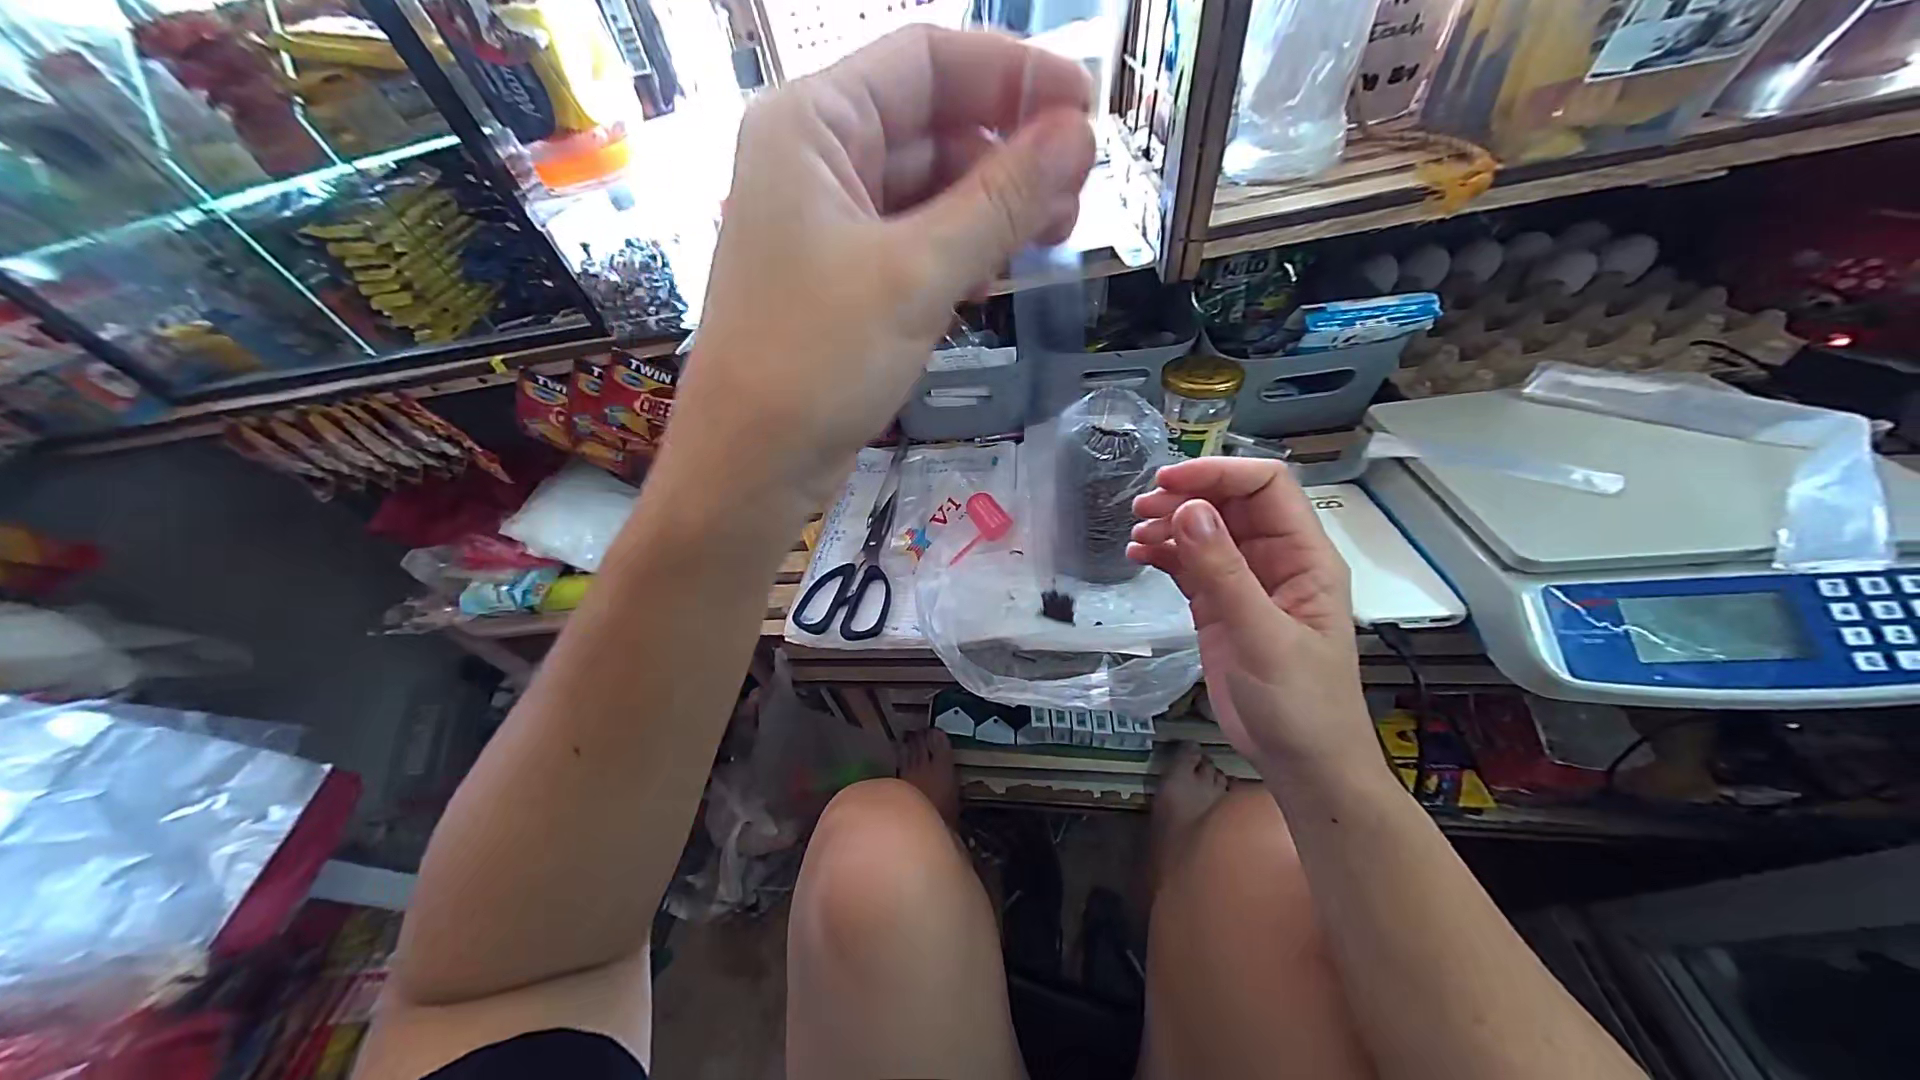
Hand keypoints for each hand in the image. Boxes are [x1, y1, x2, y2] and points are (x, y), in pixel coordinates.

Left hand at [666, 27, 1094, 506]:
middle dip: (1009, 152)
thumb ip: (1000, 200)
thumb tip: (1078, 133)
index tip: (1087, 108)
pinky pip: (915, 245)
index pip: (926, 61)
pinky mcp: (844, 282)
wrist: (753, 465)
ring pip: (929, 192)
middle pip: (932, 125)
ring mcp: (828, 227)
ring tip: (1053, 237)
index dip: (1013, 75)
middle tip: (1079, 192)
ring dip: (993, 209)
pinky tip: (995, 280)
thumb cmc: (817, 361)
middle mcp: (816, 164)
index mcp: (813, 127)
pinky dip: (960, 254)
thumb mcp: (916, 275)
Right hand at [1128, 458, 1378, 775]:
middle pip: (1230, 503)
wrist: (1302, 764)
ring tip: (1136, 535)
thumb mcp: (1262, 636)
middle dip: (1187, 497)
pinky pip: (1190, 565)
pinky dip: (1164, 555)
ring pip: (1206, 531)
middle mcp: (1275, 560)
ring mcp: (1246, 583)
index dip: (1218, 474)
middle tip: (1140, 510)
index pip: (1266, 487)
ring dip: (1170, 524)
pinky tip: (1138, 556)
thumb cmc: (1300, 704)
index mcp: (1304, 556)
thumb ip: (1225, 573)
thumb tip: (1188, 511)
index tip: (1169, 484)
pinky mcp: (1220, 606)